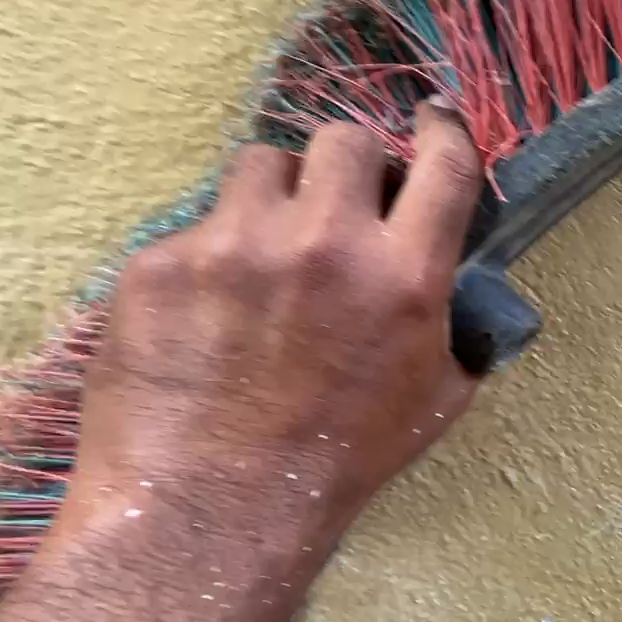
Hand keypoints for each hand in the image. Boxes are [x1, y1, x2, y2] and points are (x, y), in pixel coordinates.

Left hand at [70, 101, 485, 551]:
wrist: (222, 499)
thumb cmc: (353, 449)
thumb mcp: (445, 390)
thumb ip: (460, 321)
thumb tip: (459, 284)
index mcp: (407, 276)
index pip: (442, 166)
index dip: (447, 132)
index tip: (440, 121)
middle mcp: (326, 244)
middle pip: (345, 139)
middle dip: (358, 161)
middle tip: (353, 199)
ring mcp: (235, 247)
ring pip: (263, 163)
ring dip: (286, 191)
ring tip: (281, 241)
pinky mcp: (160, 264)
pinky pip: (204, 222)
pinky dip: (226, 245)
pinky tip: (225, 301)